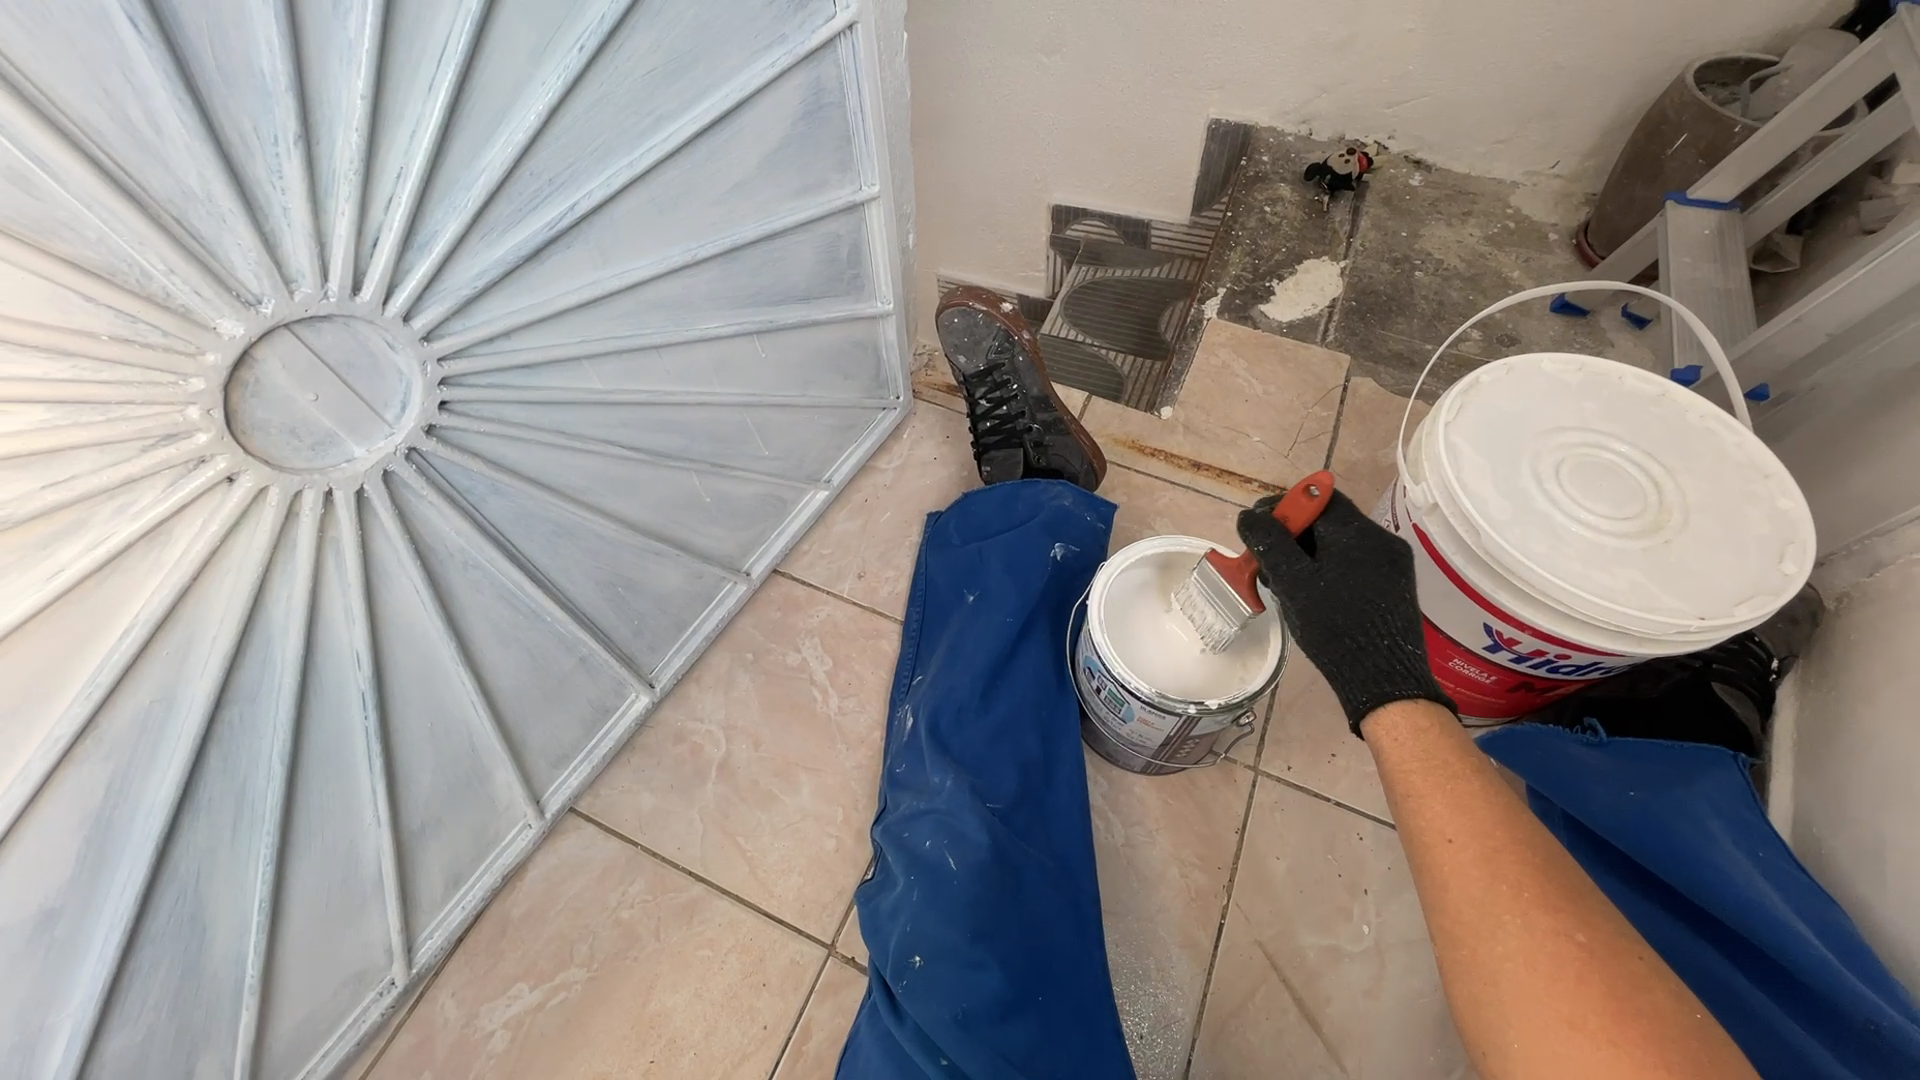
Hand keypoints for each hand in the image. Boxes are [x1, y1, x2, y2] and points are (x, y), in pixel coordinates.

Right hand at [1237, 490, 1453, 735]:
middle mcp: (1381, 541)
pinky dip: (1324, 570)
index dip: (1283, 505)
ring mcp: (1390, 564)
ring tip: (1281, 582)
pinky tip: (1308, 594)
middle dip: (1290, 534)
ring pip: (1337, 544)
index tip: (1257, 526)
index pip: (1317, 498)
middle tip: (1263, 560)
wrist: (1383, 680)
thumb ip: (1270, 543)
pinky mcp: (1391, 586)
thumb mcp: (1293, 583)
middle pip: (1327, 521)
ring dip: (1305, 554)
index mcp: (1358, 533)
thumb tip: (1249, 516)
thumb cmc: (1334, 628)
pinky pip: (1351, 564)